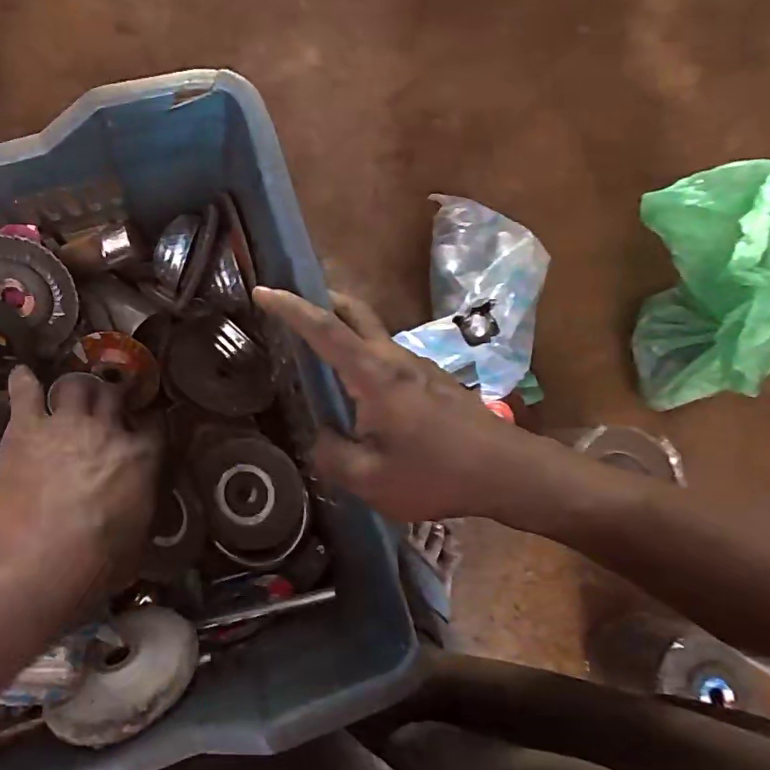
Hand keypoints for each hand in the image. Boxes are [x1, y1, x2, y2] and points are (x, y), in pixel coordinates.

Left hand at [0, 367, 162, 594]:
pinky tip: (23, 376)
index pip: (154, 424)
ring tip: (73, 393)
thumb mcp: (138, 541)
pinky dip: (24, 382)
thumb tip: (142, 509)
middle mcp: (107, 430)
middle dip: (112, 396)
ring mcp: (65, 424)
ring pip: (76, 385)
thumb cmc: (96, 563)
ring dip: (76, 387)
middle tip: (106, 404)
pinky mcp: (25, 428)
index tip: (144, 424)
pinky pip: (26, 392)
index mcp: (141, 457)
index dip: (149, 421)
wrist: (37, 563)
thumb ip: (143, 510)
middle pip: (114, 394)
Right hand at [254, 286, 553, 523]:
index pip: (325, 329)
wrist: (506, 471)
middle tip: (291, 308)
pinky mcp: (432, 382)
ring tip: (315, 357)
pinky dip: (362, 356)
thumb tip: (318, 437)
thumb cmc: (436, 473)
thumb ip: (331, 456)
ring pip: (372, 334)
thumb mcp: (370, 479)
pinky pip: (387, 358)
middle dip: (321, 300)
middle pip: (355, 312)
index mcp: (375, 375)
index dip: (291, 307)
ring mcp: (418, 367)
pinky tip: (357, 393)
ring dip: (343, 331)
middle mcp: (395, 359)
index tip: (263, 290)